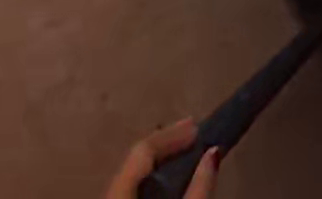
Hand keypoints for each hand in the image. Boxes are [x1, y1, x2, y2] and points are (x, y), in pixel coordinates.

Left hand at [104, 118, 219, 198]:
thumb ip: (198, 189)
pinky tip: (166, 177)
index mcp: (119, 192)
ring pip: (131, 172)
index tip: (198, 128)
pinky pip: (128, 186)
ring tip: (184, 150)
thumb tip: (213, 151)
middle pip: (134, 158)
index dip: (171, 135)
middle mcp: (108, 192)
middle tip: (195, 131)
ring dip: (159, 158)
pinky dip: (150, 175)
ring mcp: (109, 197)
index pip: (142, 150)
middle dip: (166, 142)